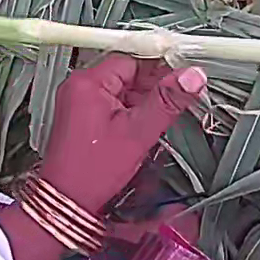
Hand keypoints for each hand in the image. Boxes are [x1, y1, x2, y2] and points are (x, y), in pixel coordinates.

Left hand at [38, 55, 206, 212]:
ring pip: (121, 91)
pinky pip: (111, 105)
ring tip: (150, 125)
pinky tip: (138, 131)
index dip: (159, 69)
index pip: (133, 60)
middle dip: (151, 90)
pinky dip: (128, 114)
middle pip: (127, 74)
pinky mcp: (80, 117)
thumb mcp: (138, 132)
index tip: (180, 80)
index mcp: (88, 82)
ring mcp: (77, 102)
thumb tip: (192, 76)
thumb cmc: (92, 169)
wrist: (67, 200)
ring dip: (141, 104)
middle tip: (171, 106)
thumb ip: (167, 101)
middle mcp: (79, 86)